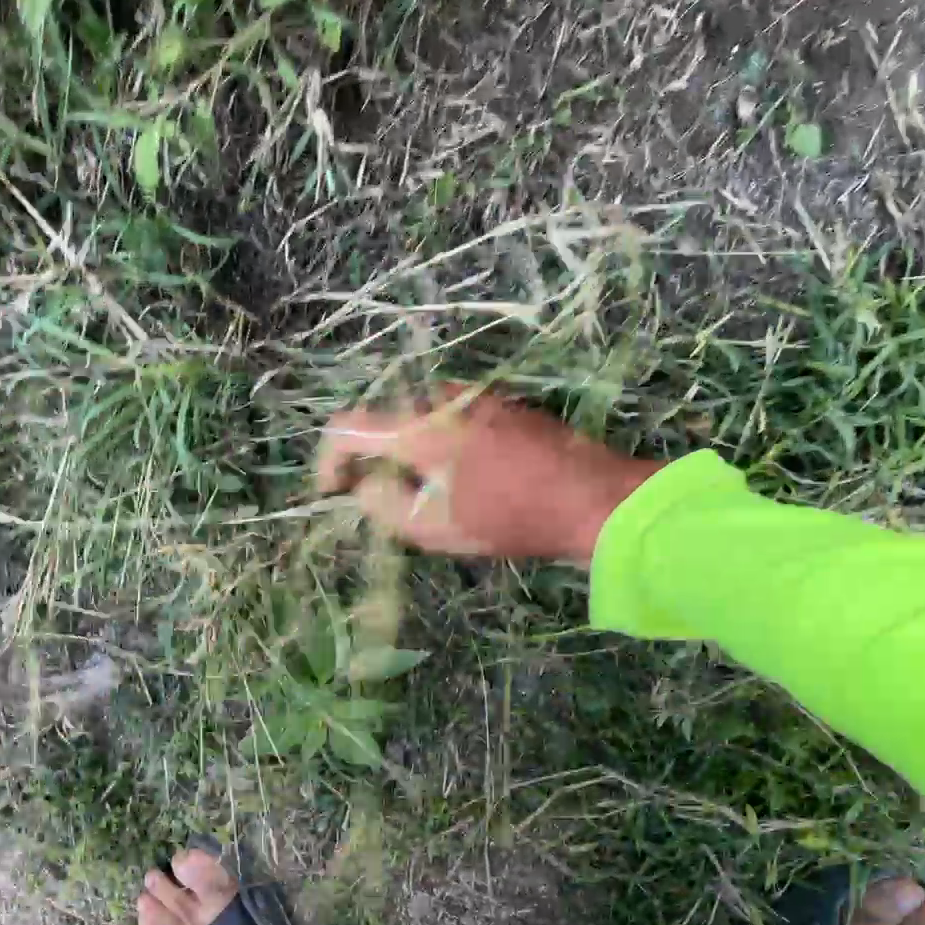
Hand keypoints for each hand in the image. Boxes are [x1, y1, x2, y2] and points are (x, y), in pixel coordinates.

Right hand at [314, 386, 663, 563]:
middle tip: (368, 491)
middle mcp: (438, 399)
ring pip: (411, 413)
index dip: (329, 461)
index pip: (347, 428)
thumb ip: (384, 506)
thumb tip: (364, 486)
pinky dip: (427, 437)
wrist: (595, 497)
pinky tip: (446, 470)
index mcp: (418, 428)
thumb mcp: (435, 530)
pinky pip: (441, 412)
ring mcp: (470, 395)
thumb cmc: (511, 518)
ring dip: (397, 445)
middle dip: (364, 454)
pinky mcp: (495, 400)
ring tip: (408, 485)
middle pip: (378, 417)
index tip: (332, 490)